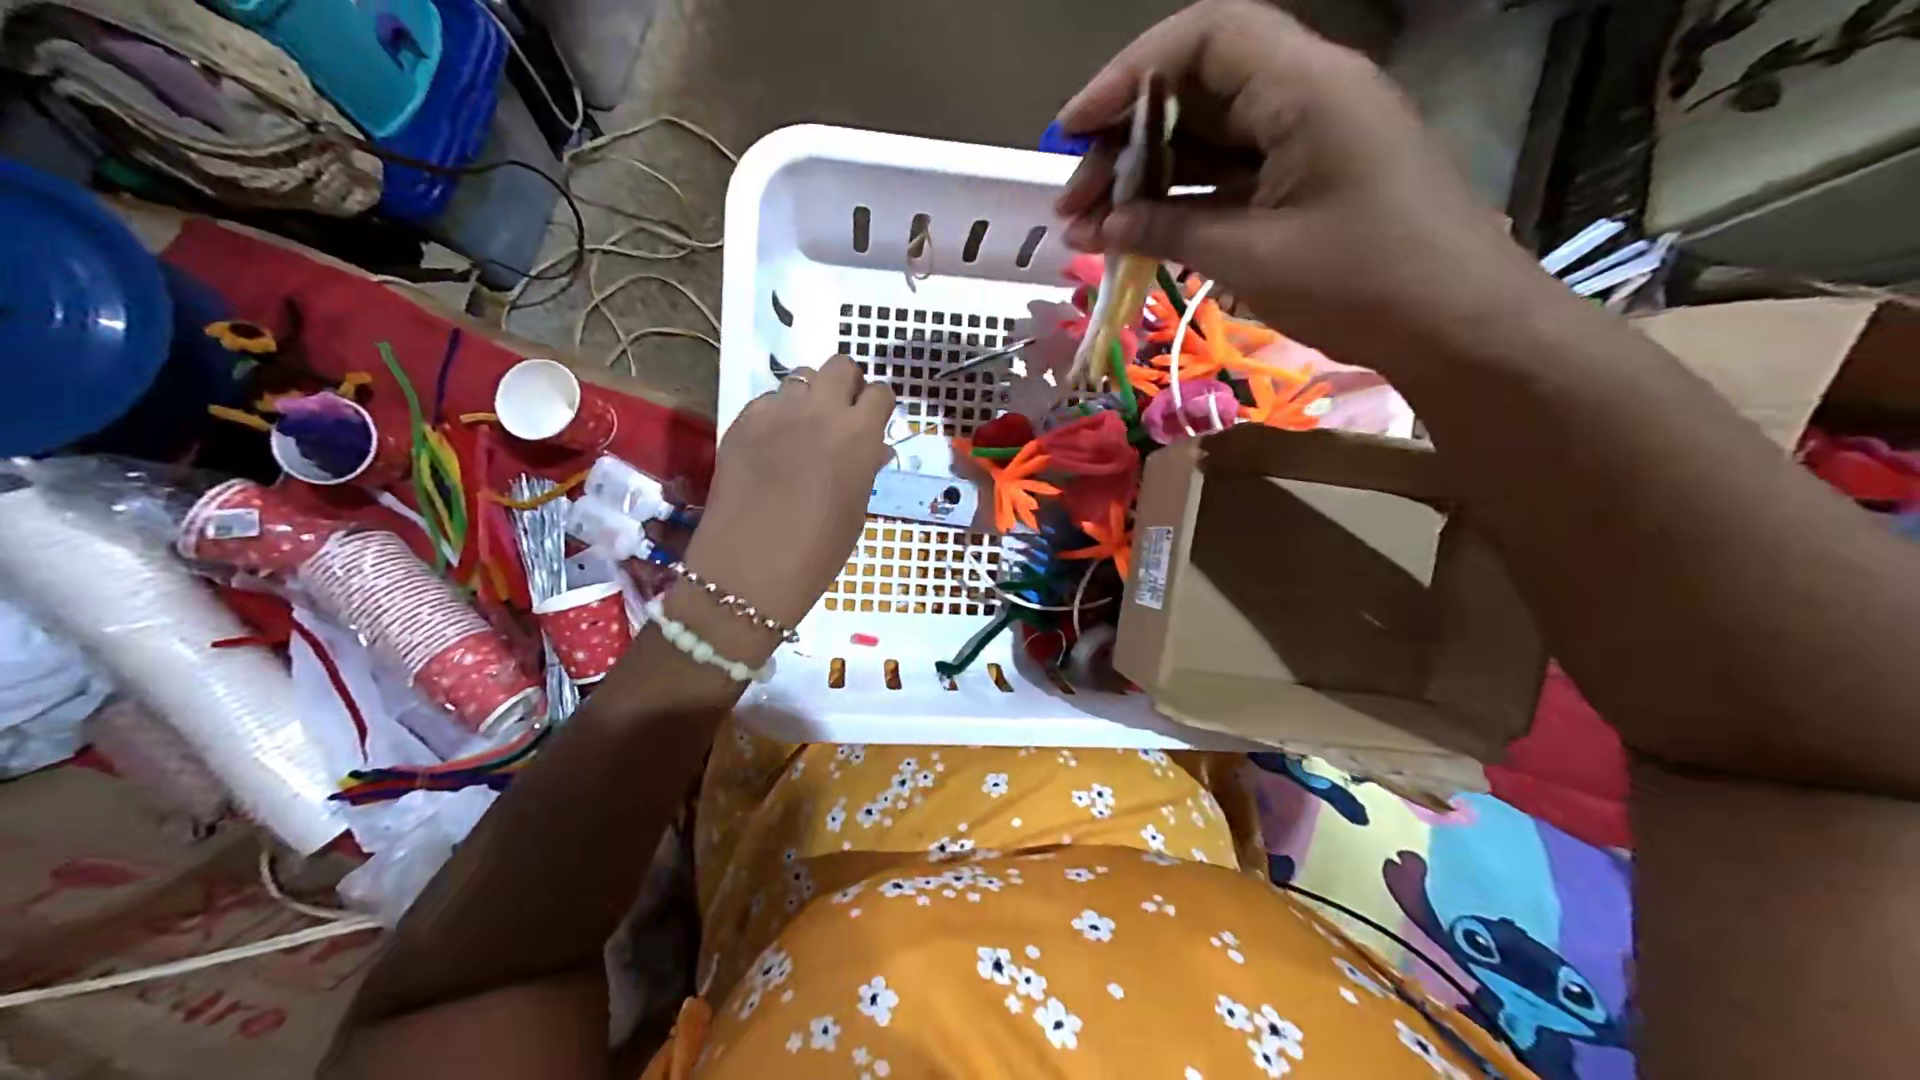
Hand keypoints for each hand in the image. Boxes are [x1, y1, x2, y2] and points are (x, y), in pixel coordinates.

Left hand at [680, 356, 893, 630]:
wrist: (751, 568)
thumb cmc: (818, 550)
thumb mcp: (856, 509)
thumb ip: (865, 468)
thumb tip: (871, 450)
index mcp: (860, 435)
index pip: (880, 392)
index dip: (878, 406)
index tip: (873, 421)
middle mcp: (821, 411)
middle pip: (840, 366)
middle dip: (847, 384)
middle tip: (841, 413)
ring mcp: (777, 412)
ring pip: (800, 378)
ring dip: (809, 396)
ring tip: (803, 428)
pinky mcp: (742, 421)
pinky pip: (766, 401)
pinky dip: (775, 414)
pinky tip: (770, 444)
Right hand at [1054, 0, 1541, 367]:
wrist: (1456, 325)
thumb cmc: (1360, 282)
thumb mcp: (1250, 255)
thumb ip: (1167, 229)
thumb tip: (1098, 226)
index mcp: (1304, 86)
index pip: (1201, 38)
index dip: (1128, 75)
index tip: (1074, 130)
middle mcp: (1305, 95)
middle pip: (1195, 90)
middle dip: (1125, 142)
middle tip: (1074, 204)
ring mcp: (1307, 140)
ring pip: (1207, 138)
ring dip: (1147, 178)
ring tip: (1092, 227)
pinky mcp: (1306, 181)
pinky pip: (1229, 175)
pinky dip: (1181, 201)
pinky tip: (1139, 233)